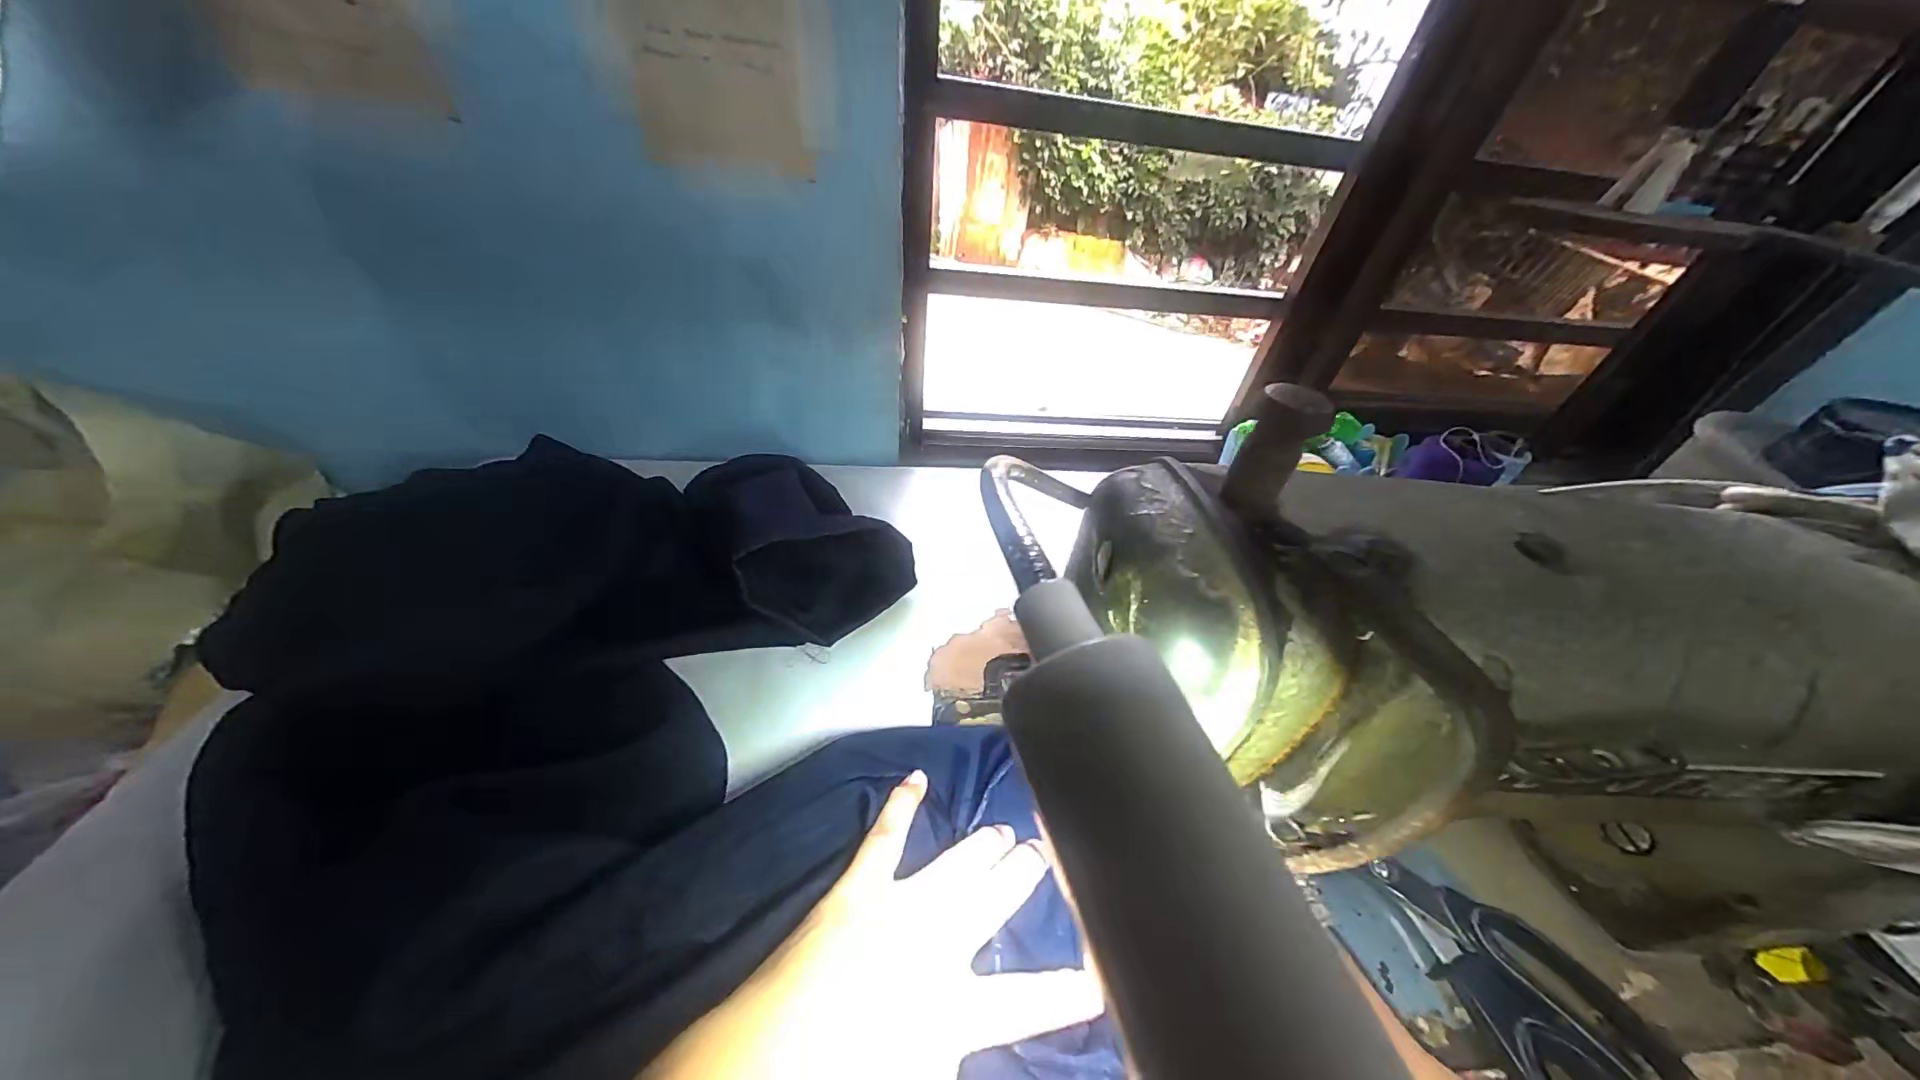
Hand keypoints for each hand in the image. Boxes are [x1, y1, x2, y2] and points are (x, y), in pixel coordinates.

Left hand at [642, 771, 1104, 1079]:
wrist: (771, 1057)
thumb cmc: (847, 1076)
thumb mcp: (924, 1070)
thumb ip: (953, 1045)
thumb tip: (969, 1034)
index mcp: (958, 1005)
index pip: (1034, 999)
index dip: (1076, 989)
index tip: (1104, 975)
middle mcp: (940, 943)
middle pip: (996, 901)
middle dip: (1024, 875)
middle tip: (1043, 856)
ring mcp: (900, 906)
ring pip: (956, 864)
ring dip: (982, 847)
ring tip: (1005, 832)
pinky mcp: (860, 887)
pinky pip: (886, 837)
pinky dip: (902, 805)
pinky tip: (916, 778)